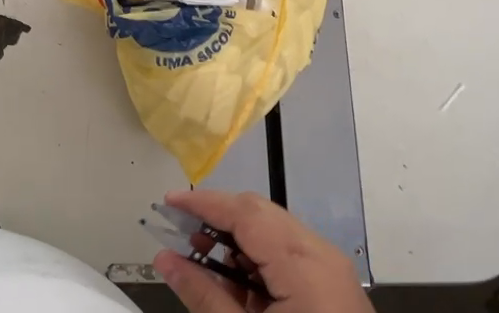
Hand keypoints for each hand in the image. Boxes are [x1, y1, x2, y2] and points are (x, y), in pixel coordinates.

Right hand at [152, 189, 372, 312]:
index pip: (245, 212)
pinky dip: (257, 258)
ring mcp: (331, 270)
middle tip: (179, 230)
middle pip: (261, 214)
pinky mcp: (334, 287)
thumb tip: (165, 259)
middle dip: (217, 216)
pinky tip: (235, 282)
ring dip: (236, 238)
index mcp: (302, 265)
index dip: (203, 203)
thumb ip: (204, 296)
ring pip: (274, 231)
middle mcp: (321, 255)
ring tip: (201, 257)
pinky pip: (289, 254)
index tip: (167, 202)